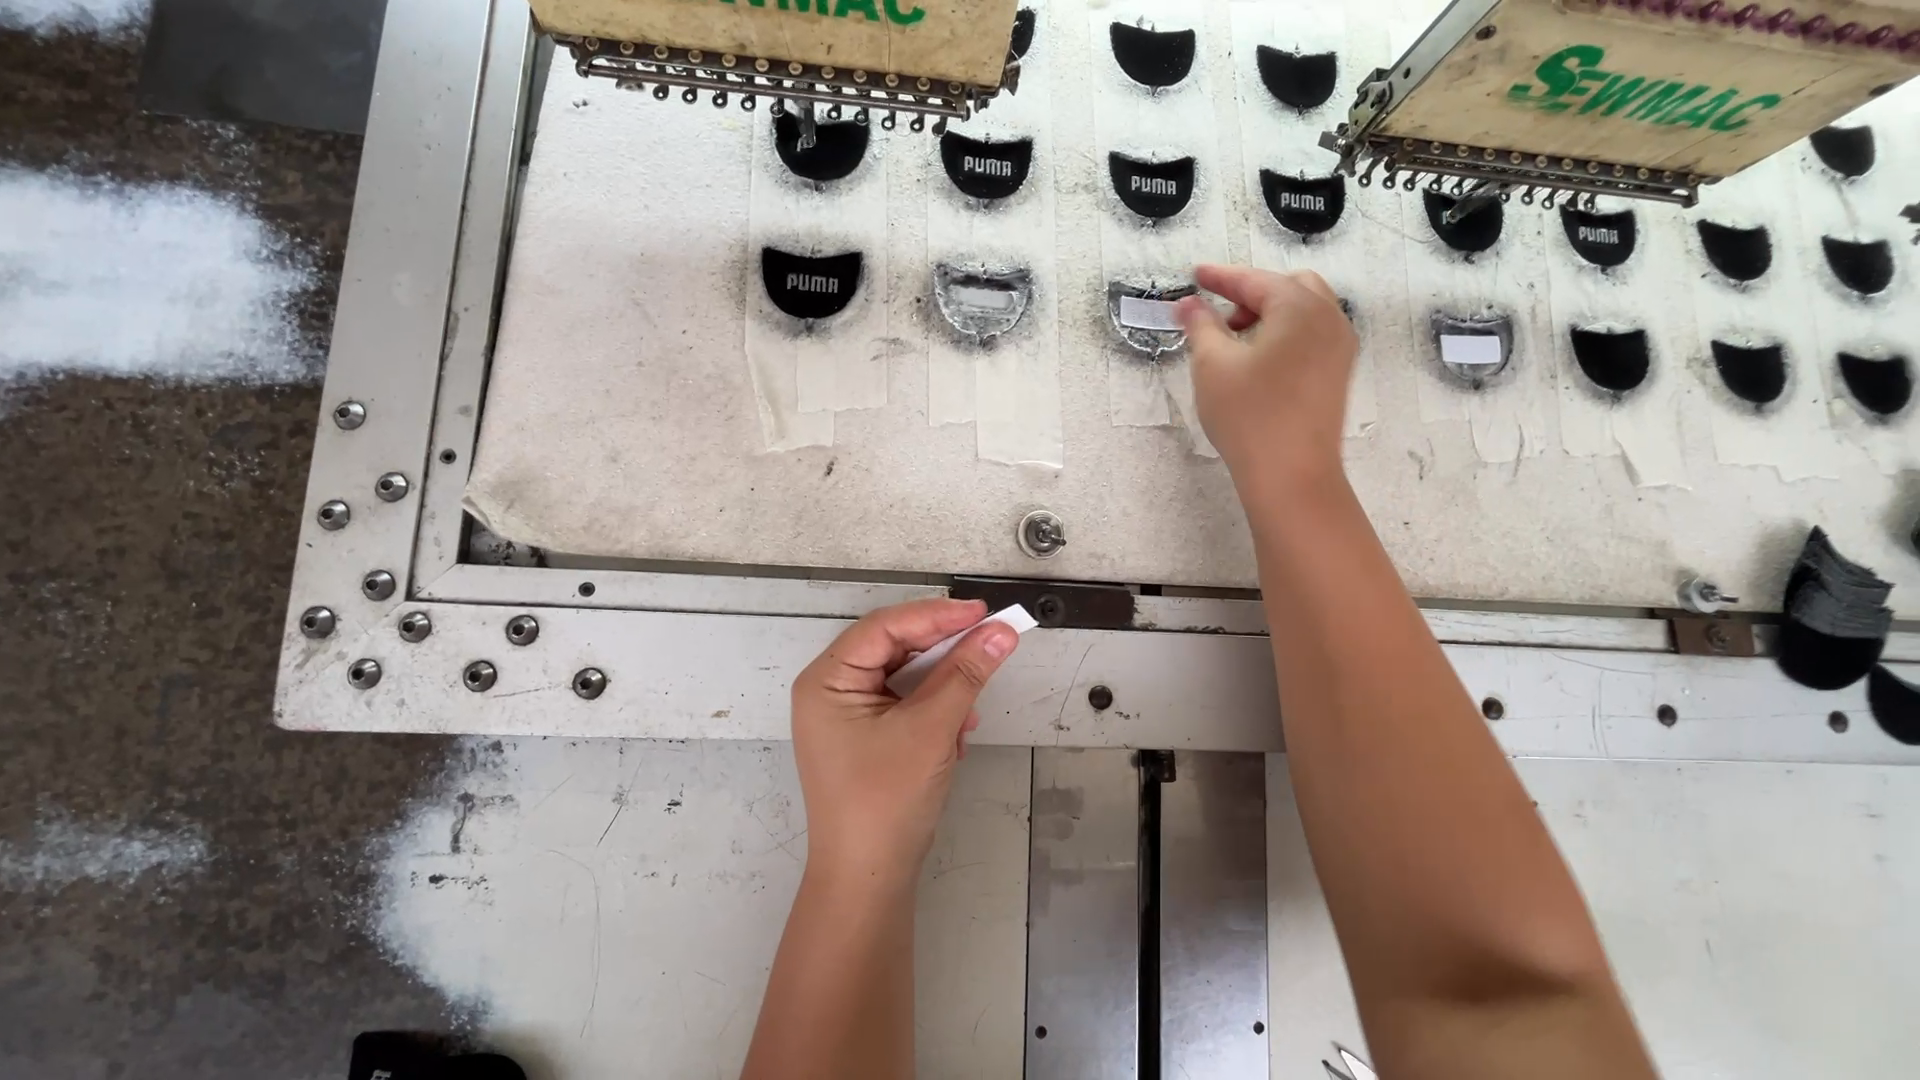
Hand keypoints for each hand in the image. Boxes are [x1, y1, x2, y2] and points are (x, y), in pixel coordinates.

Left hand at [790, 599, 1019, 886]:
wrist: (867, 880)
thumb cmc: (886, 802)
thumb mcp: (931, 730)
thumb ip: (965, 676)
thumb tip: (1000, 633)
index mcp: (827, 680)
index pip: (885, 628)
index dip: (935, 615)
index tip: (982, 612)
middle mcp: (830, 691)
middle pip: (893, 649)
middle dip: (942, 651)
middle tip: (988, 640)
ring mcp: (847, 716)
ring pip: (904, 678)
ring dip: (942, 686)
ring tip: (971, 704)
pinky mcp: (866, 738)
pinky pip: (904, 706)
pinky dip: (934, 712)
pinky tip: (958, 733)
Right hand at [1177, 264, 1357, 492]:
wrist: (1292, 475)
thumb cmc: (1248, 415)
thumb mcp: (1212, 365)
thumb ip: (1200, 326)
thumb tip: (1188, 304)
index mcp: (1299, 307)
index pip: (1254, 280)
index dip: (1220, 277)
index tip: (1195, 275)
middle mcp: (1329, 318)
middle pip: (1290, 287)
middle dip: (1252, 294)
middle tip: (1221, 318)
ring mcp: (1340, 348)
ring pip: (1306, 311)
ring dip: (1271, 314)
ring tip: (1238, 343)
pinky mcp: (1339, 374)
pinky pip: (1314, 336)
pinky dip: (1287, 334)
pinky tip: (1261, 363)